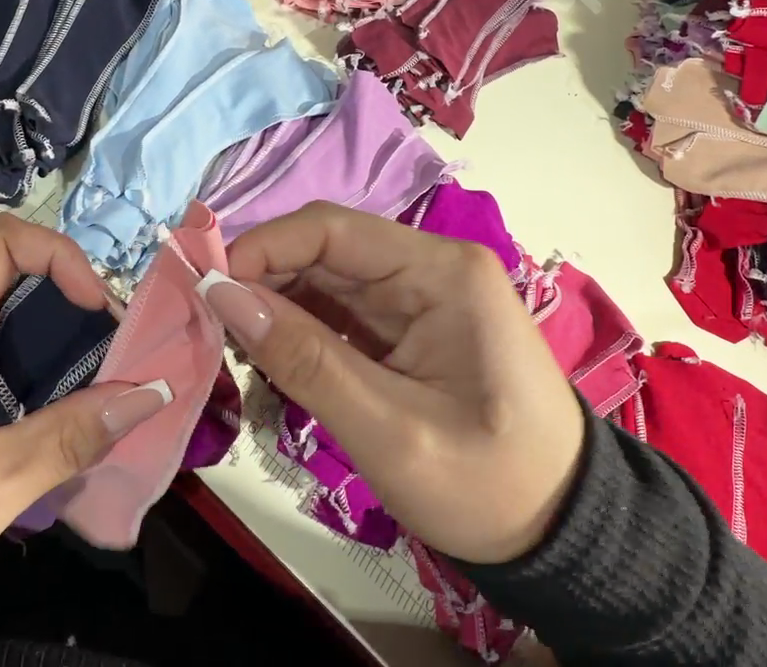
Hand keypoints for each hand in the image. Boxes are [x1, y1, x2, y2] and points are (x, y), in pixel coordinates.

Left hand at [0, 214, 170, 587]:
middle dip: (72, 301)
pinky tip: (59, 402)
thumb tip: (148, 393)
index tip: (96, 309)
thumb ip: (72, 435)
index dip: (59, 255)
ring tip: (98, 381)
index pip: (4, 240)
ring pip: (8, 309)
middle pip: (14, 271)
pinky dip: (34, 360)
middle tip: (115, 352)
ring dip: (57, 335)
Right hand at [199, 202, 584, 564]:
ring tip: (230, 351)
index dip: (260, 248)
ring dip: (269, 310)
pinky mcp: (401, 329)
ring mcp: (413, 298)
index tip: (205, 289)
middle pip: (318, 252)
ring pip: (317, 281)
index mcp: (440, 272)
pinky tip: (265, 362)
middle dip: (258, 283)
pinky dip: (292, 334)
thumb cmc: (487, 484)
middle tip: (206, 328)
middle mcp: (424, 269)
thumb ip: (303, 358)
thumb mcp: (390, 430)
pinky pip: (330, 313)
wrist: (561, 537)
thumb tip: (218, 293)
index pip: (329, 229)